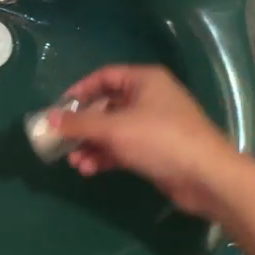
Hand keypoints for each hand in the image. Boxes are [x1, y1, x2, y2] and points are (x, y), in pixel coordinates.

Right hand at [50, 65, 238, 217]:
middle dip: (83, 126)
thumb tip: (48, 118)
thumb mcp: (114, 128)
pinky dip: (106, 156)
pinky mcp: (156, 150)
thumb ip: (79, 123)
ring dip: (92, 145)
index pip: (104, 76)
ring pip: (113, 130)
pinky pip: (123, 148)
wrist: (207, 177)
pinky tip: (89, 170)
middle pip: (106, 106)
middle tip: (61, 141)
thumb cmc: (160, 140)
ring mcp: (153, 125)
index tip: (58, 109)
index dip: (79, 90)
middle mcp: (149, 98)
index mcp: (144, 80)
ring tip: (75, 163)